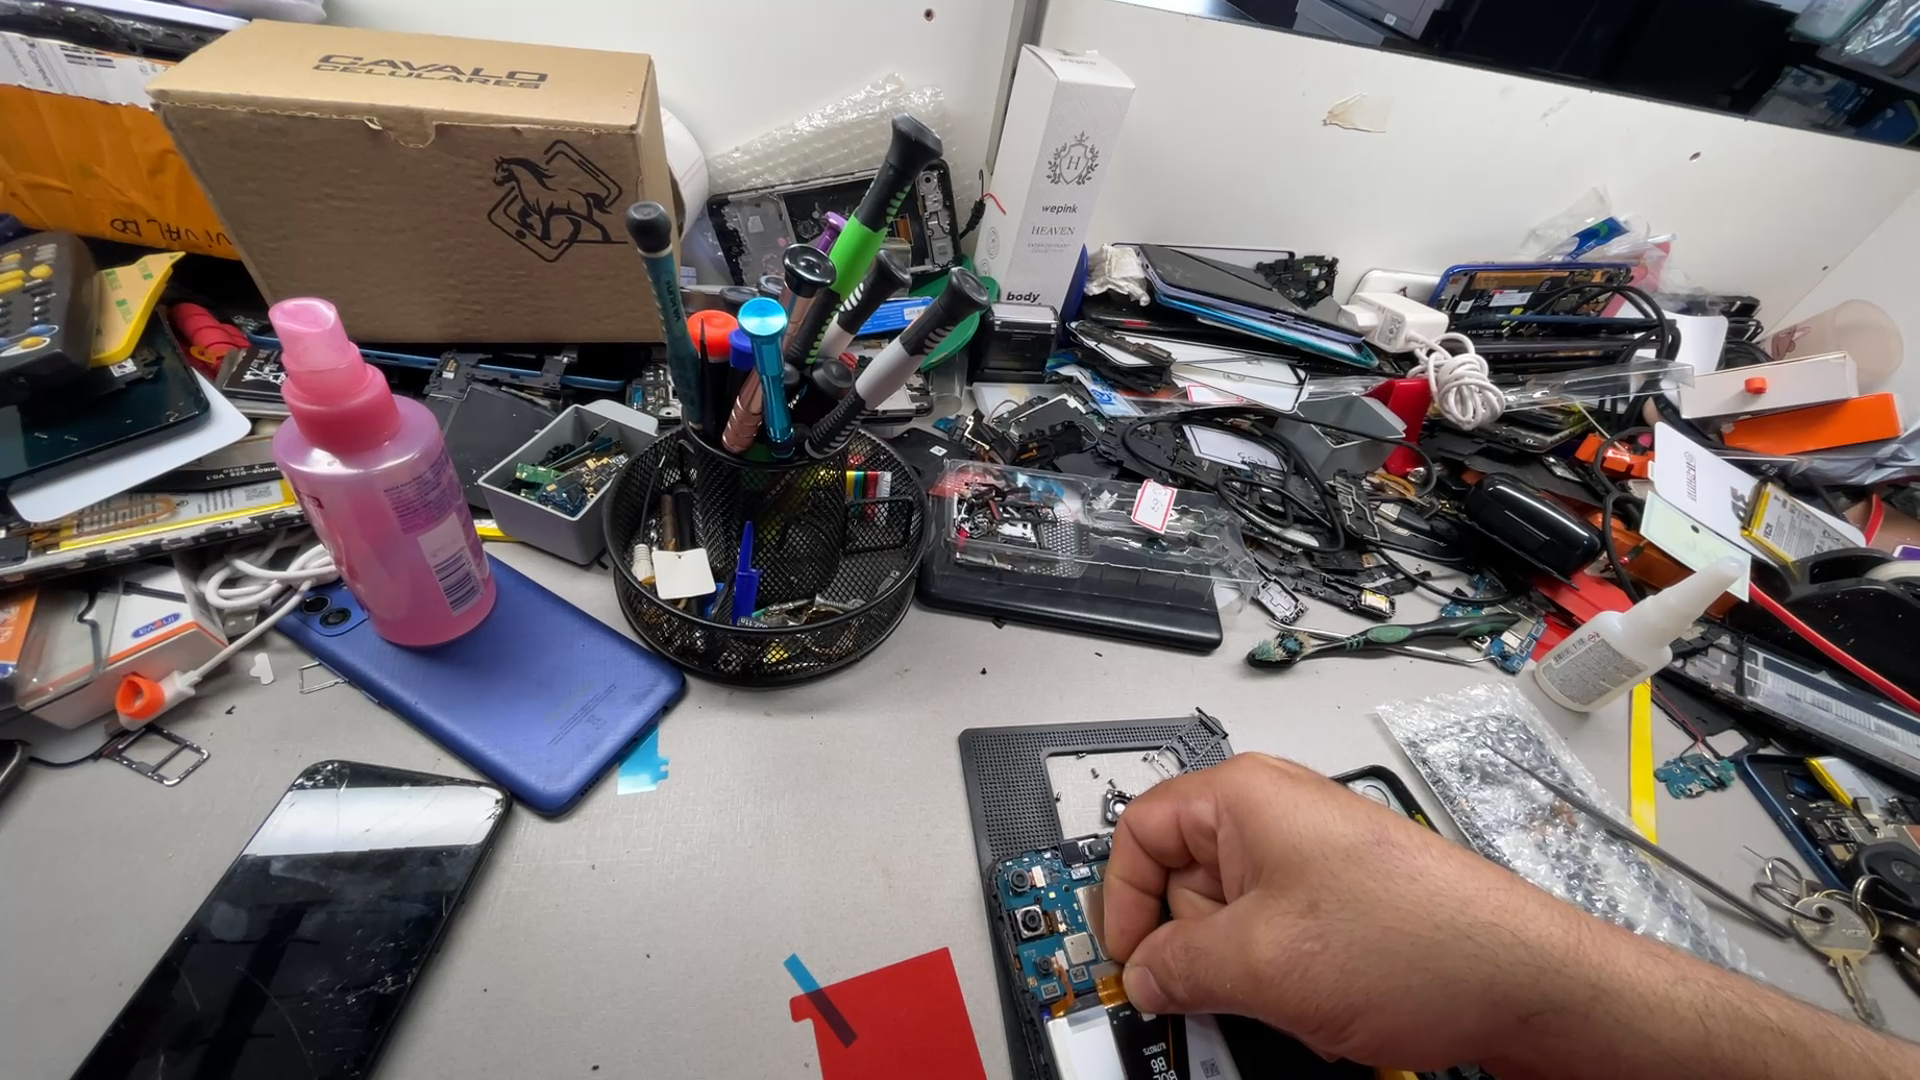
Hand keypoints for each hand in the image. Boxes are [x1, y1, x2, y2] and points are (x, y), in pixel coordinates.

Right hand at [1102, 753, 1594, 1070]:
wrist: (1530, 983)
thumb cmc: (1407, 943)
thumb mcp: (1260, 963)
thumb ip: (1178, 968)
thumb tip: (1142, 975)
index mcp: (1238, 795)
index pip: (1140, 830)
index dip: (1123, 897)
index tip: (1130, 960)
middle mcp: (1267, 808)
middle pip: (1182, 873)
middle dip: (1195, 940)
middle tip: (1227, 985)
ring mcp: (1303, 846)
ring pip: (1227, 907)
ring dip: (1241, 962)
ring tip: (1291, 993)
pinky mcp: (1332, 884)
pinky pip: (1269, 920)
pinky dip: (1276, 963)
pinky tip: (1317, 994)